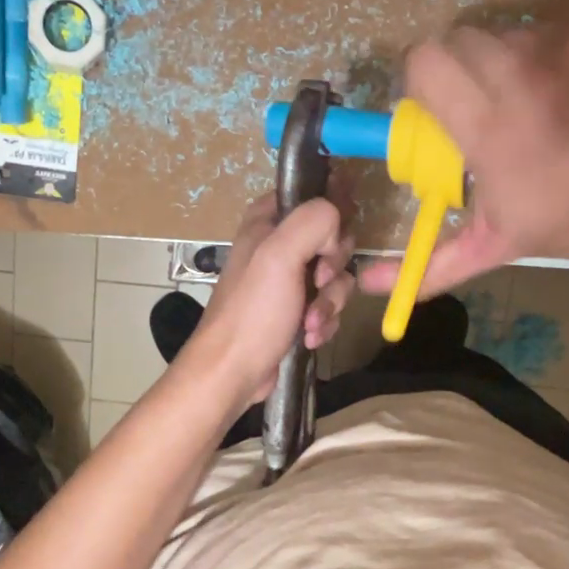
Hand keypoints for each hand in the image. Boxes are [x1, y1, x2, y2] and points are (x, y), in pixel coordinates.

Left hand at [182, 193, 354, 407]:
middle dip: (333, 271)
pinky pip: (327, 307)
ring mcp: (286, 281)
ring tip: (308, 325)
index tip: (327, 247)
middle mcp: (277, 245)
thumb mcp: (280, 254)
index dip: (331, 222)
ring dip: (329, 304)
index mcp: (266, 220)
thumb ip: (315, 221)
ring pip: (335, 279)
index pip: (315, 197)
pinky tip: (308, 338)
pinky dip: (323, 323)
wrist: (232, 371)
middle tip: (317, 286)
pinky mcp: (294, 311)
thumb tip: (336, 232)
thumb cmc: (252, 311)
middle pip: (334, 242)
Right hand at [360, 23, 568, 296]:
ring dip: (502, 66)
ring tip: (530, 108)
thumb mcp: (491, 248)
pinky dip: (548, 59)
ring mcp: (566, 46)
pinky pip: (550, 32)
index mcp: (490, 127)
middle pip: (459, 40)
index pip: (425, 62)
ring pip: (506, 36)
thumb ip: (426, 267)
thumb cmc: (568, 223)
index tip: (436, 113)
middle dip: (458, 72)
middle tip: (477, 111)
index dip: (421, 82)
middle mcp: (523, 75)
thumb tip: (363, 284)